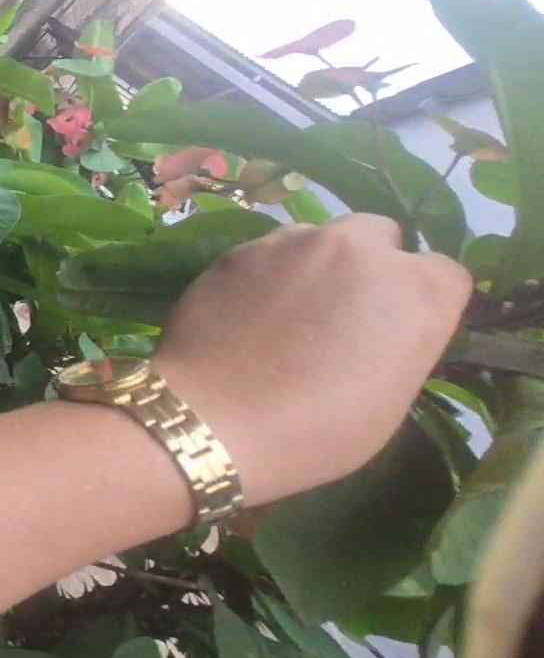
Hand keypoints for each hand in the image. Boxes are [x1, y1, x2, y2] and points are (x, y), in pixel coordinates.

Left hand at [152, 213, 473, 504]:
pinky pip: (258, 254)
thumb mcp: (392, 389)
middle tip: (338, 305)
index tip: (396, 323)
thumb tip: (373, 325)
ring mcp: (282, 246)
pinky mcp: (228, 254)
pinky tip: (242, 309)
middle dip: (363, 260)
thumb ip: (396, 337)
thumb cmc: (319, 423)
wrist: (215, 413)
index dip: (420, 297)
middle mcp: (353, 250)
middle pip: (372, 235)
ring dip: (306, 261)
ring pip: (309, 236)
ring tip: (284, 306)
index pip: (441, 273)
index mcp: (416, 286)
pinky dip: (259, 273)